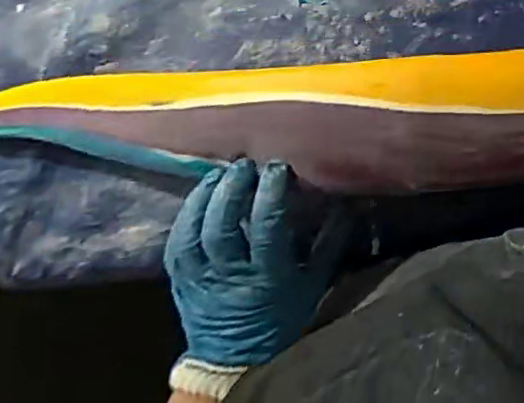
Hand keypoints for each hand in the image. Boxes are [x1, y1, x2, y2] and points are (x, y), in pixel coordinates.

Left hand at [164, 159, 346, 367]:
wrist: (235, 359)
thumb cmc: (284, 314)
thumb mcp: (316, 281)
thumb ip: (331, 240)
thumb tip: (347, 202)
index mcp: (268, 275)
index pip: (267, 228)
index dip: (271, 194)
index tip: (279, 168)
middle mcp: (230, 276)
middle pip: (222, 229)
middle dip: (233, 191)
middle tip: (246, 164)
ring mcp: (200, 280)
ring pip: (194, 236)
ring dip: (205, 199)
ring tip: (220, 172)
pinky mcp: (181, 282)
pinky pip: (176, 246)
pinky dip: (186, 216)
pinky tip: (199, 194)